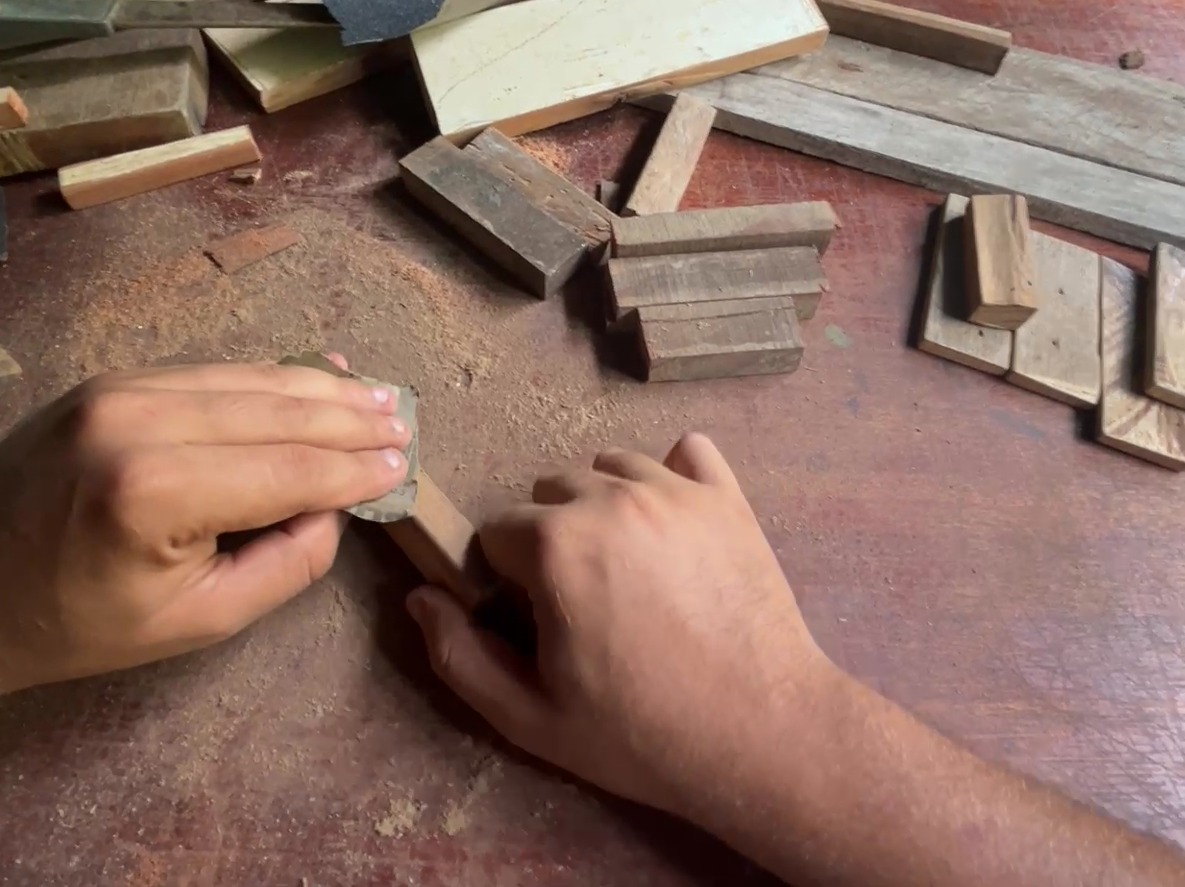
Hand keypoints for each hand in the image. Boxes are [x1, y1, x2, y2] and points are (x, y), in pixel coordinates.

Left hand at [0, 360, 412, 695]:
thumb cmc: (76, 625)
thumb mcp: (197, 621)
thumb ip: (286, 565)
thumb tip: (335, 507)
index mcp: (156, 492)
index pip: (291, 471)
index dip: (356, 470)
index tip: (402, 467)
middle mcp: (141, 419)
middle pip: (280, 411)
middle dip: (351, 418)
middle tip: (403, 422)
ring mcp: (123, 387)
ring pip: (255, 378)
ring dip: (324, 388)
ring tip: (377, 394)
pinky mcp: (116, 377)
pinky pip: (219, 371)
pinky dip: (276, 375)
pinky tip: (319, 371)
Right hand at [405, 434, 836, 819]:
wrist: (764, 733)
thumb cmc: (640, 732)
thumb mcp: (530, 717)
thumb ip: (459, 655)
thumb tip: (420, 596)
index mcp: (555, 543)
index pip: (498, 530)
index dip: (508, 574)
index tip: (537, 612)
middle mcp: (610, 496)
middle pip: (551, 490)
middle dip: (552, 533)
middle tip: (586, 592)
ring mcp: (674, 489)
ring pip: (610, 465)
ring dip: (605, 502)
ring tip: (630, 559)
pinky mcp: (726, 494)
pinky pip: (687, 451)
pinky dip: (673, 474)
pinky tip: (676, 518)